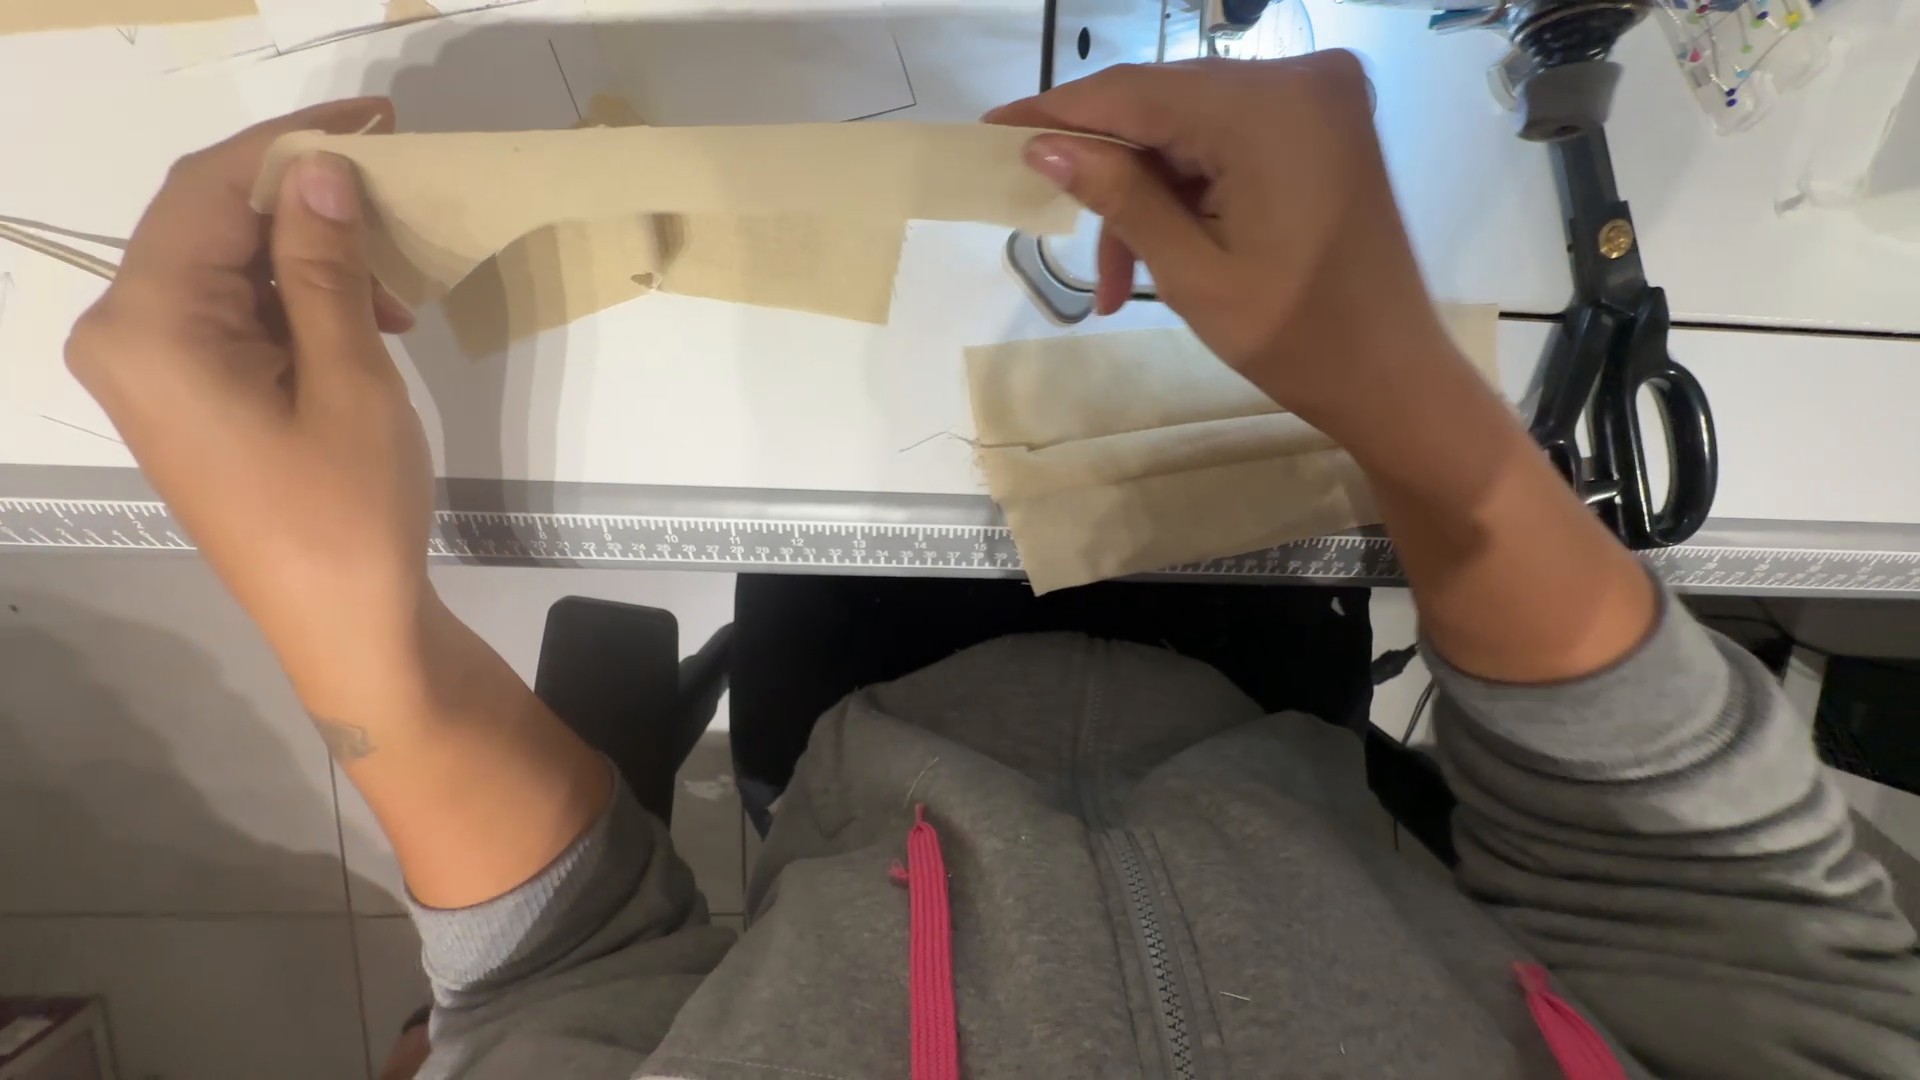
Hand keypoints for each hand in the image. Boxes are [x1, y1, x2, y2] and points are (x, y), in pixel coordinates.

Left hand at [65, 98, 432, 715]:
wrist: (342, 616)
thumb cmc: (350, 504)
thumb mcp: (351, 381)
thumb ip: (324, 272)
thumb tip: (319, 172)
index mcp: (150, 324)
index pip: (207, 194)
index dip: (290, 145)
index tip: (376, 123)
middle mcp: (127, 336)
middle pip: (210, 231)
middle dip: (306, 208)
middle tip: (399, 210)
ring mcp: (156, 373)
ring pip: (230, 278)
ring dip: (312, 265)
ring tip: (395, 299)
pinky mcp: (193, 402)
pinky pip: (238, 324)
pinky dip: (301, 310)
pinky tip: (361, 333)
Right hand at [988, 53, 1457, 426]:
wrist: (1389, 373)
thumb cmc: (1294, 339)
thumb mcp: (1191, 274)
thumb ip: (1120, 198)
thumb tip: (1043, 147)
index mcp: (1270, 108)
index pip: (1135, 92)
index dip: (1057, 112)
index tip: (994, 130)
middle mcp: (1300, 77)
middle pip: (1162, 109)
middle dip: (1106, 177)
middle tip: (1062, 240)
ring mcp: (1316, 100)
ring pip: (1189, 134)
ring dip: (1144, 202)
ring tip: (1119, 286)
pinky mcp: (1318, 129)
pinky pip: (1224, 147)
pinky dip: (1186, 197)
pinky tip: (1164, 255)